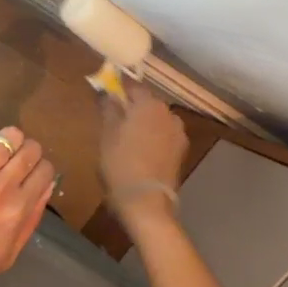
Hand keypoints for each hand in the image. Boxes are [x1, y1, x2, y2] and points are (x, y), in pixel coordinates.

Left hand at [0, 126, 55, 286]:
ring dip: (5, 142)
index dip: (39, 171)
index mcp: (18, 209)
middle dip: (27, 153)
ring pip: (7, 136)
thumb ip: (28, 223)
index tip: (28, 176)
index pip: (45, 171)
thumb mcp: (5, 257)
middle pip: (30, 149)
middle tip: (12, 163)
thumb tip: (44, 191)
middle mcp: (2, 185)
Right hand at [98, 81, 188, 227]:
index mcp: (147, 105)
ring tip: (129, 137)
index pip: (133, 86)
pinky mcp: (181, 150)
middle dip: (133, 107)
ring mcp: (178, 132)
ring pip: (157, 120)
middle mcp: (167, 112)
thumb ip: (109, 111)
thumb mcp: (107, 137)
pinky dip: (153, 138)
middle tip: (116, 117)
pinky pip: (164, 136)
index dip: (119, 87)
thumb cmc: (120, 166)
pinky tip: (142, 151)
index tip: (107, 89)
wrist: (146, 200)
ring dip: (145, 123)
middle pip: (148, 103)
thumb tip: (107, 92)